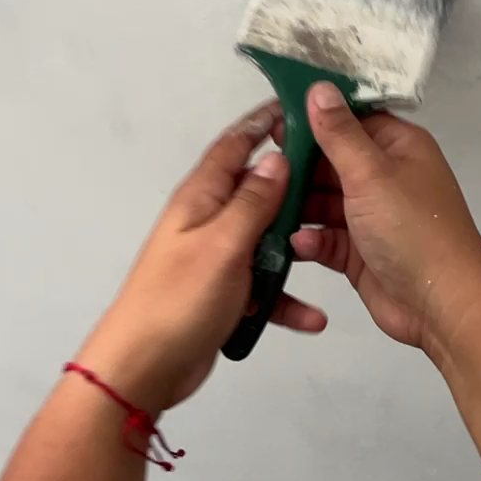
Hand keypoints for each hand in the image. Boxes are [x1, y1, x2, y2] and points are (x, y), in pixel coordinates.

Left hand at [76, 102, 327, 411]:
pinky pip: (262, 286)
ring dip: (294, 248)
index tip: (301, 109)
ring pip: (265, 239)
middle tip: (338, 182)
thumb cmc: (180, 299)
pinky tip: (312, 317)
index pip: (235, 145)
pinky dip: (284, 298)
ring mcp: (217, 258)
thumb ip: (253, 201)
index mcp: (202, 197)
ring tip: (332, 247)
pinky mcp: (224, 293)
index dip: (263, 123)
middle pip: (258, 191)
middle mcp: (209, 220)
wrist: (142, 371)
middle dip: (295, 187)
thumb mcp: (224, 243)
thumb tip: (276, 158)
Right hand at [289, 82, 480, 354]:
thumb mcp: (371, 172)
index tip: (275, 118)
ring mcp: (372, 216)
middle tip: (262, 167)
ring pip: (324, 200)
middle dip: (299, 165)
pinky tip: (297, 244)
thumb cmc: (412, 229)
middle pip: (332, 160)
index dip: (315, 117)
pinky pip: (326, 237)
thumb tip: (319, 88)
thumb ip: (338, 132)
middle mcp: (385, 177)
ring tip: (266, 205)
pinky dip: (311, 240)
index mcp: (398, 147)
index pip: (351, 119)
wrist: (440, 305)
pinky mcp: (359, 251)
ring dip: (299, 205)